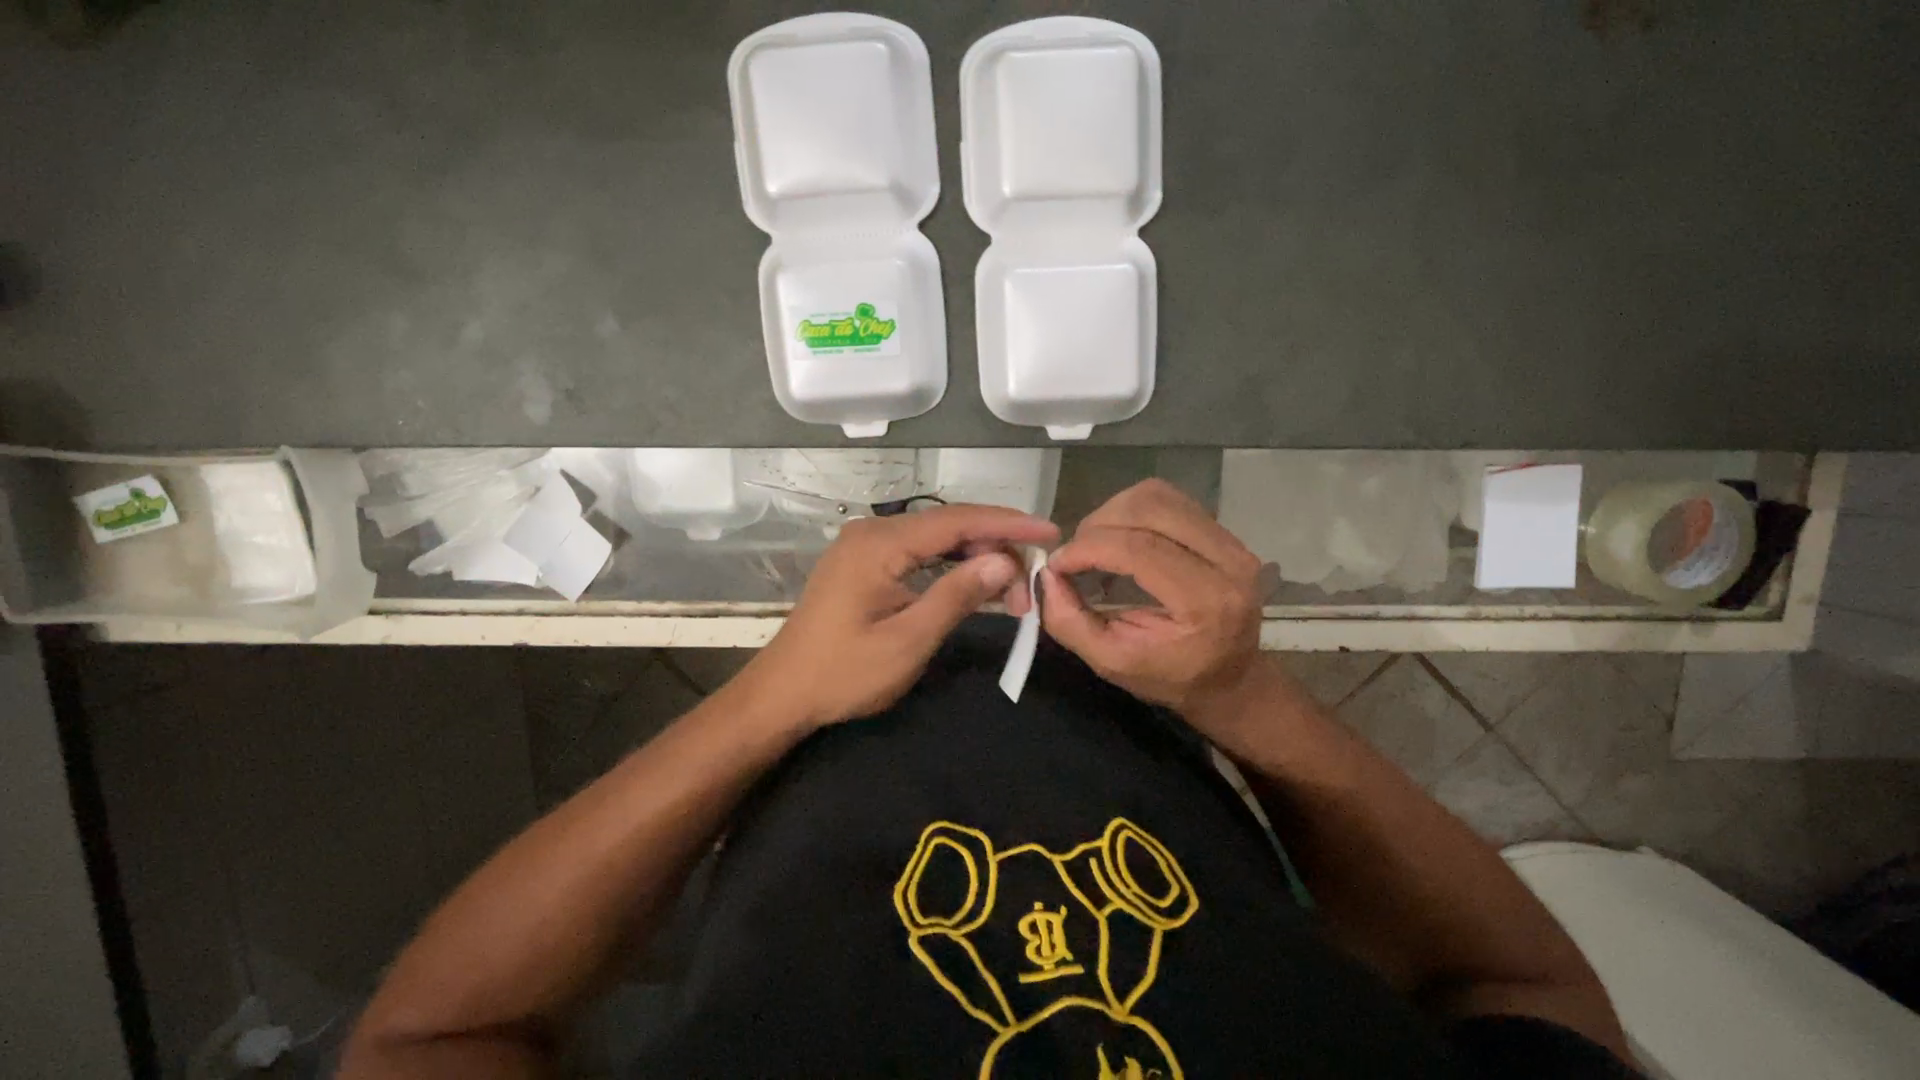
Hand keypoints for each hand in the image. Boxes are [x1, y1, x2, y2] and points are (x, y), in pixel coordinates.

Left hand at [733, 504, 1059, 729]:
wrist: (783, 693)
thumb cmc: (844, 673)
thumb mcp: (908, 640)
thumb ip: (957, 595)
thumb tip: (1005, 559)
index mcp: (879, 544)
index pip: (957, 520)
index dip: (1008, 523)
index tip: (1052, 531)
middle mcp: (872, 532)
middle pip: (949, 525)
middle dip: (996, 546)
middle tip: (1032, 586)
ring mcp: (864, 545)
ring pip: (936, 538)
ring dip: (976, 557)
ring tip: (1012, 589)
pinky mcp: (863, 563)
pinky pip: (918, 551)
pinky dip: (950, 564)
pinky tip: (974, 582)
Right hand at [1041, 480, 1267, 717]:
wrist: (1230, 678)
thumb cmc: (1171, 677)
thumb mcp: (1112, 663)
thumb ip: (1071, 622)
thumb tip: (1046, 576)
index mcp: (1206, 602)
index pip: (1139, 549)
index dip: (1088, 548)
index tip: (1056, 564)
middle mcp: (1228, 562)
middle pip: (1149, 510)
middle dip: (1098, 524)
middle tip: (1075, 553)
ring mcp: (1232, 542)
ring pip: (1159, 496)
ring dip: (1114, 512)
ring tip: (1096, 543)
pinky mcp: (1226, 532)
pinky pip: (1171, 501)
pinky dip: (1134, 511)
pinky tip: (1120, 537)